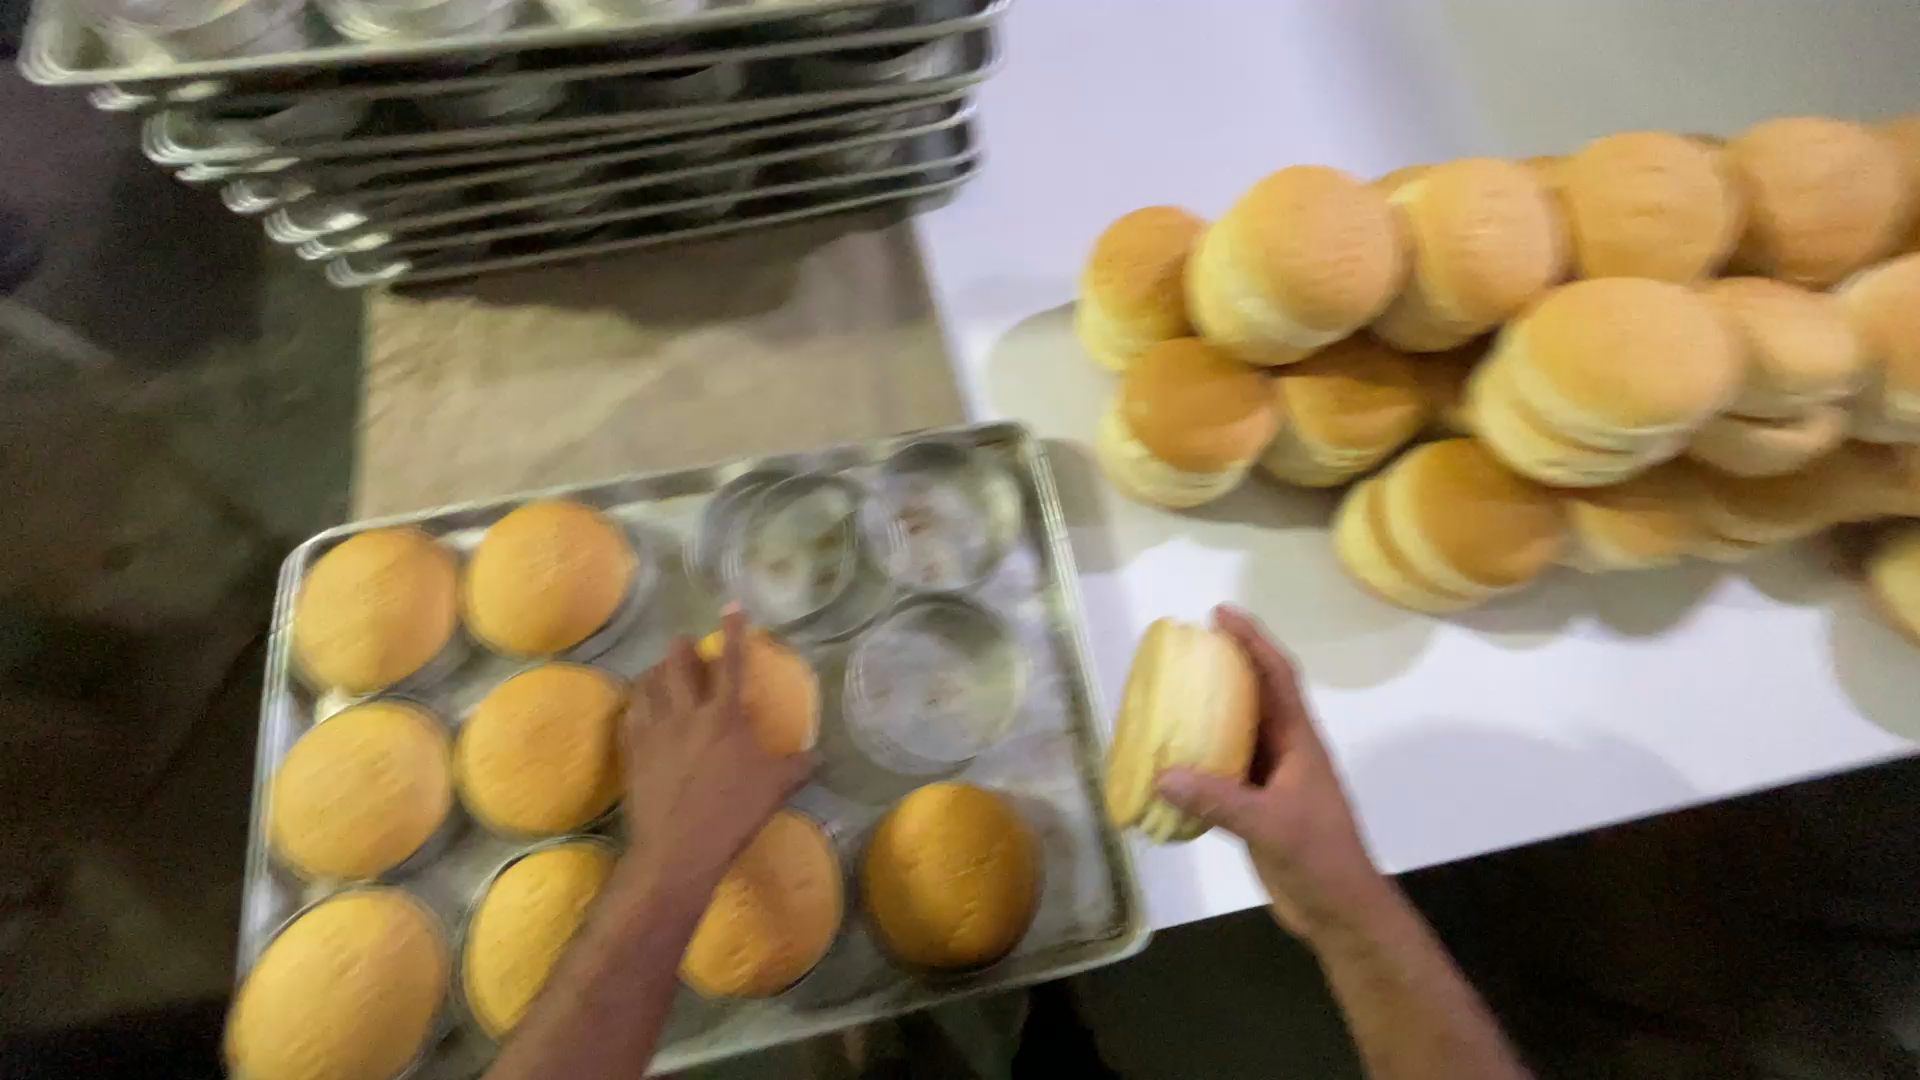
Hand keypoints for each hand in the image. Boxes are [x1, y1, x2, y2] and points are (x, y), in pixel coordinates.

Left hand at [622, 608, 814, 879]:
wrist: (679, 848)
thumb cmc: (734, 811)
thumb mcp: (777, 787)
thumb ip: (799, 765)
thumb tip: (820, 755)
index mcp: (725, 715)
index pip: (732, 662)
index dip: (734, 631)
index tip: (732, 605)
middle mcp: (686, 714)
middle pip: (677, 666)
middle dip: (680, 647)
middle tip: (684, 640)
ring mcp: (654, 733)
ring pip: (648, 687)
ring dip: (655, 672)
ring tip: (659, 669)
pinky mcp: (634, 754)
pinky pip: (629, 718)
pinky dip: (635, 706)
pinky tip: (638, 708)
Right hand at [1154, 606, 1392, 943]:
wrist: (1340, 911)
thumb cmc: (1320, 857)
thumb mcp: (1271, 825)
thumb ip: (1219, 800)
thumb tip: (1162, 775)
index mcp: (1299, 740)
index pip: (1277, 676)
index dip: (1252, 641)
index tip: (1221, 614)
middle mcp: (1285, 749)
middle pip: (1256, 692)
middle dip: (1227, 664)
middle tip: (1188, 646)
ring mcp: (1271, 775)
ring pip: (1238, 727)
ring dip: (1210, 706)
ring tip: (1172, 690)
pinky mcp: (1256, 801)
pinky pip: (1223, 764)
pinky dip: (1198, 753)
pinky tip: (1170, 756)